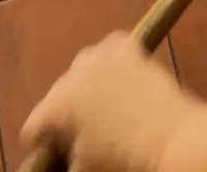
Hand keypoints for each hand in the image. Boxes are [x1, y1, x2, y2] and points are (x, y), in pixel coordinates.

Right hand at [22, 34, 202, 171]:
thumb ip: (67, 158)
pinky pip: (110, 47)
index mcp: (61, 103)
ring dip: (83, 82)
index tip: (41, 149)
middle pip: (58, 90)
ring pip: (83, 65)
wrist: (171, 138)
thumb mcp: (84, 166)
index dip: (36, 138)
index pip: (35, 121)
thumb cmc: (123, 159)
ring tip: (91, 103)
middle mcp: (78, 73)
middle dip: (59, 110)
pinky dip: (108, 58)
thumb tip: (67, 153)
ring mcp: (106, 57)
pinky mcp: (131, 50)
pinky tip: (112, 72)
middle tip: (69, 132)